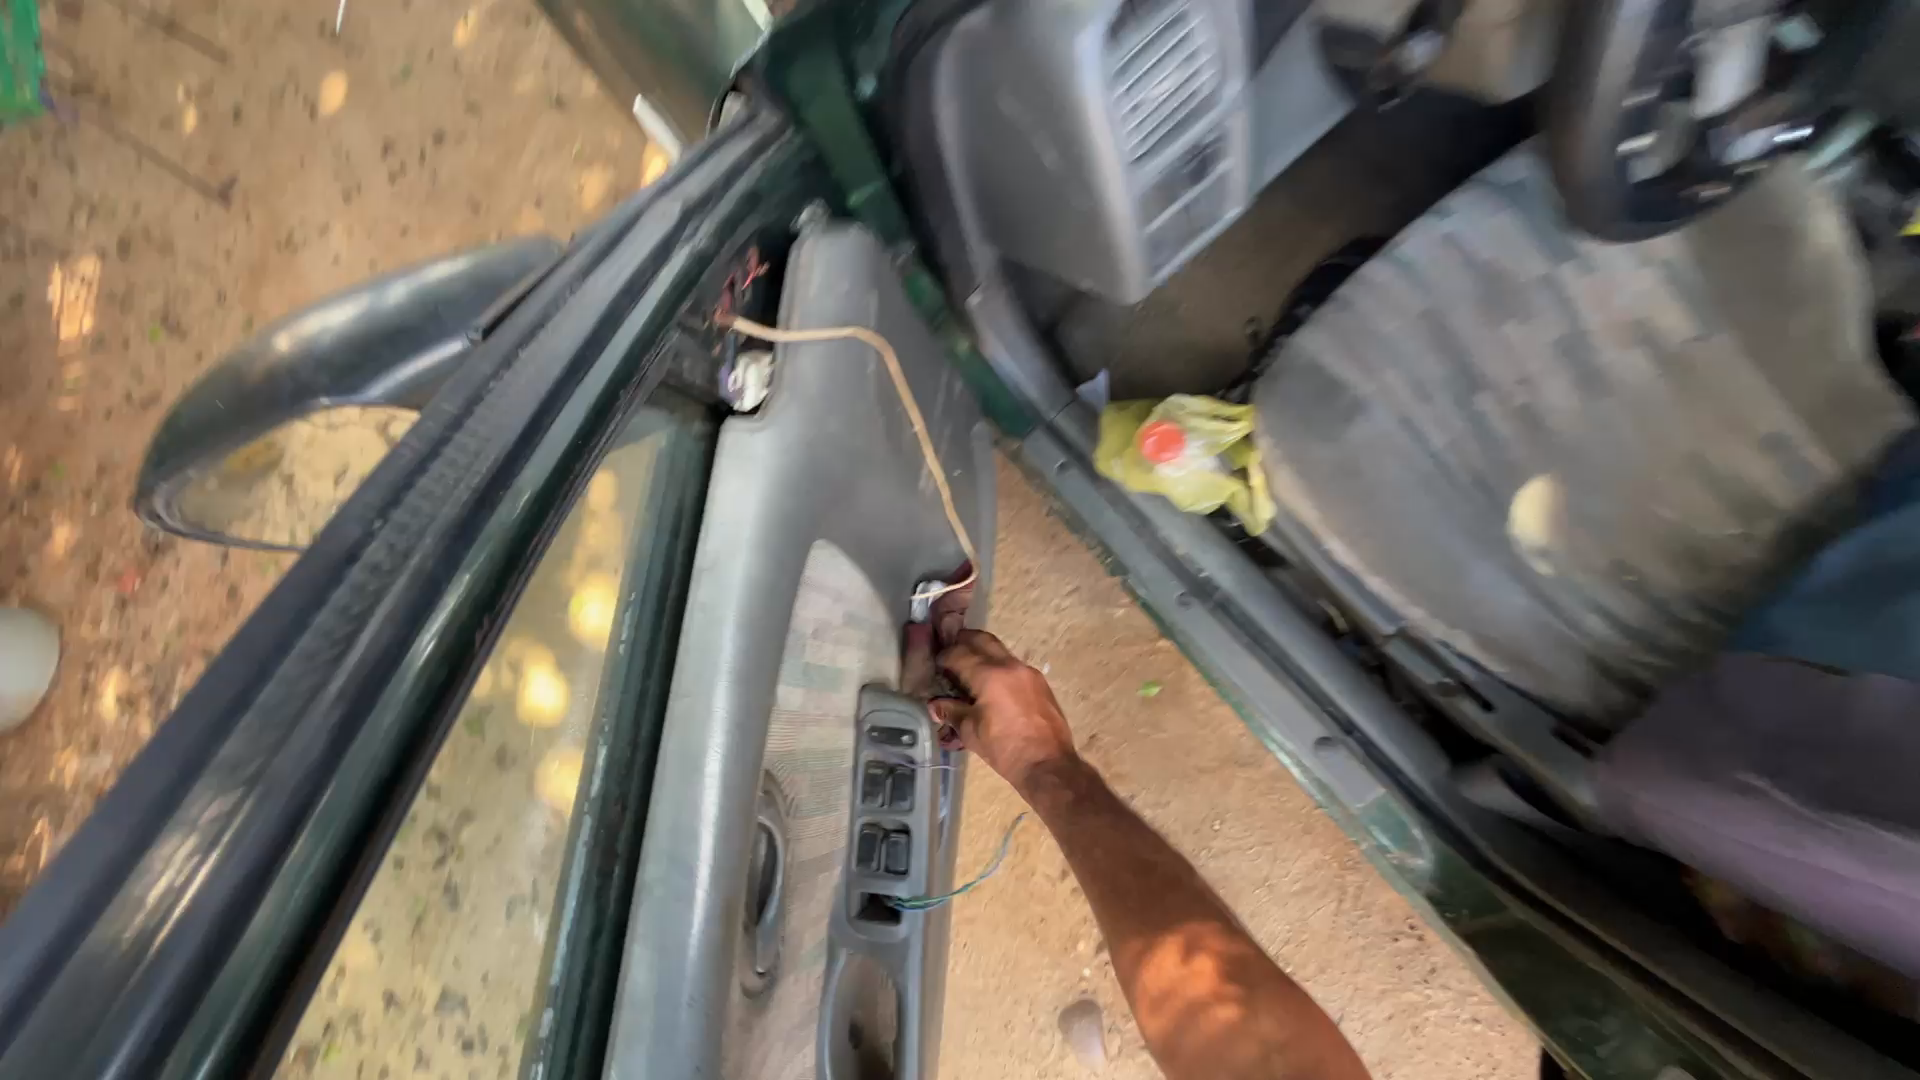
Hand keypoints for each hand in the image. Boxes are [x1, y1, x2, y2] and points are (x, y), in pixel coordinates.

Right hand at [931, 629, 1078, 795]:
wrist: (1048, 765)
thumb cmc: (1005, 749)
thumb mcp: (971, 732)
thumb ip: (952, 712)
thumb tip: (935, 705)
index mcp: (990, 675)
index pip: (959, 654)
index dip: (943, 657)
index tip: (935, 664)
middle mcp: (1010, 666)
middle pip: (982, 640)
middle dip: (963, 641)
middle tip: (950, 651)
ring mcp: (1028, 673)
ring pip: (1001, 652)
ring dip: (983, 654)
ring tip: (969, 670)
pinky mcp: (1040, 684)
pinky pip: (1014, 666)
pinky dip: (1000, 669)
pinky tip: (992, 687)